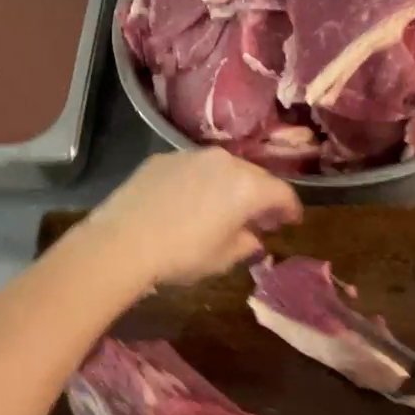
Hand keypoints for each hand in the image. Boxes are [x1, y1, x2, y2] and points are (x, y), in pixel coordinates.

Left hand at [78, 149, 301, 286]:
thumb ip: (245, 244)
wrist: (123, 240)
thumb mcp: (221, 258)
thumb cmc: (181, 254)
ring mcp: (190, 155)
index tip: (291, 220)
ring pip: (221, 168)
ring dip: (228, 186)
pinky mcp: (162, 158)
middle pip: (253, 175)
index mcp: (247, 186)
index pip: (281, 193)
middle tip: (260, 217)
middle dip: (260, 195)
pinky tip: (188, 202)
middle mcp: (223, 162)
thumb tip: (252, 238)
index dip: (290, 208)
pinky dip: (198, 182)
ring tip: (223, 208)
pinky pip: (191, 168)